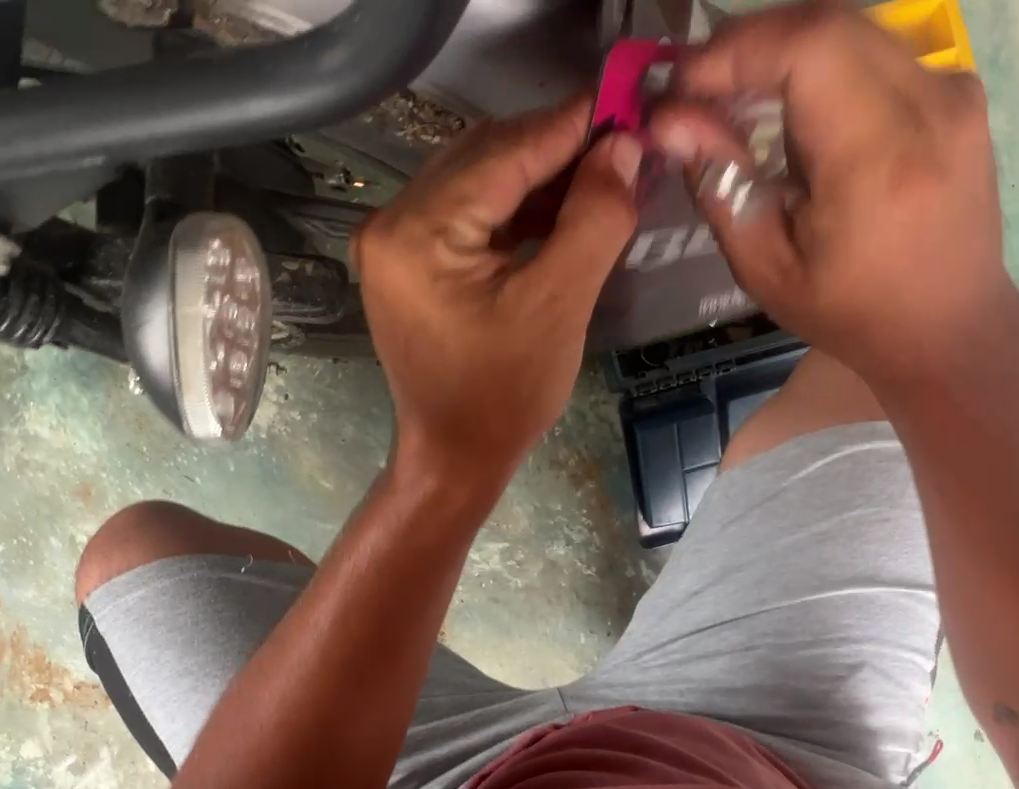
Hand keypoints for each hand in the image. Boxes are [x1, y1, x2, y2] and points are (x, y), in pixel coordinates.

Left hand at [354, 100, 640, 485]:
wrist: (454, 455)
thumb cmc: (505, 396)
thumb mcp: (558, 306)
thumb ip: (593, 219)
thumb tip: (623, 146)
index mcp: (417, 234)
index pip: (503, 153)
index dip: (570, 126)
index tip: (627, 104)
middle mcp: (391, 223)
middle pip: (485, 157)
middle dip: (555, 149)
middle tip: (621, 145)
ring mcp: (392, 242)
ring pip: (477, 180)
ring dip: (538, 177)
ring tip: (601, 177)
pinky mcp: (405, 260)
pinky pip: (466, 213)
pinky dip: (513, 208)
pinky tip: (560, 209)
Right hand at [650, 2, 1018, 384]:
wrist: (948, 326)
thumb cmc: (851, 313)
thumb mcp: (767, 269)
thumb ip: (720, 187)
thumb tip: (669, 122)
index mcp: (879, 158)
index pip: (807, 47)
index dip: (733, 51)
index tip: (682, 88)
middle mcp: (929, 104)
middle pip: (826, 22)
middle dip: (748, 46)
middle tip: (698, 90)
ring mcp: (952, 90)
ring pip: (849, 27)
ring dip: (781, 52)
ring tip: (736, 99)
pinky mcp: (956, 91)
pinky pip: (874, 49)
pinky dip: (820, 65)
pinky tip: (792, 111)